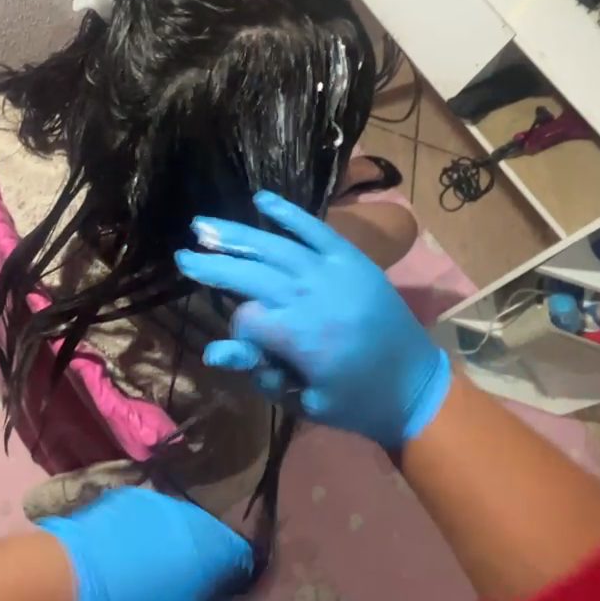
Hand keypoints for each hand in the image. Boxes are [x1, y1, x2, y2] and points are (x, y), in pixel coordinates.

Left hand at [37, 488, 285, 600]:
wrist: (76, 579)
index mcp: (221, 546)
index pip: (246, 563)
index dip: (234, 589)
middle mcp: (196, 514)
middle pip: (212, 539)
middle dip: (204, 564)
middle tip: (180, 596)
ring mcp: (158, 499)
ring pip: (178, 525)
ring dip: (173, 545)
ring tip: (150, 575)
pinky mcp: (124, 495)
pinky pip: (146, 516)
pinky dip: (142, 532)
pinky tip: (124, 555)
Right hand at [174, 189, 450, 450]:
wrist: (417, 386)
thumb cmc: (355, 402)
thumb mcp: (303, 400)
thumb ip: (258, 372)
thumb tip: (213, 352)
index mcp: (302, 336)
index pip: (247, 318)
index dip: (239, 333)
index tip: (250, 349)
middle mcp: (313, 296)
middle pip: (251, 273)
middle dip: (214, 266)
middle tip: (182, 257)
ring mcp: (333, 272)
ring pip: (274, 246)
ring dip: (236, 235)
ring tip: (202, 226)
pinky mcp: (352, 259)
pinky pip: (315, 229)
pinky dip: (288, 213)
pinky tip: (261, 198)